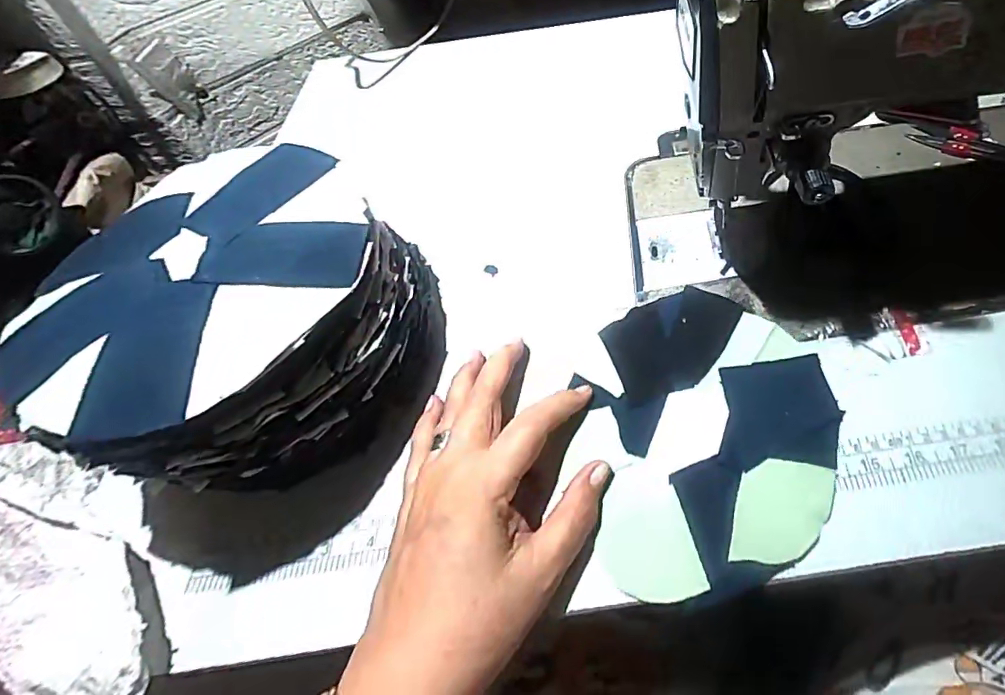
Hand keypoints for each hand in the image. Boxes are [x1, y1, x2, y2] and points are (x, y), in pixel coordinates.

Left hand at [340, 342, 608, 694]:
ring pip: (445, 422)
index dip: (560, 404)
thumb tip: (600, 468)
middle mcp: (449, 477)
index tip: (585, 392)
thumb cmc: (479, 625)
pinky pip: (420, 450)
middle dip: (498, 372)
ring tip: (476, 356)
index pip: (529, 428)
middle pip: (477, 409)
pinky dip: (429, 422)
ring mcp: (423, 491)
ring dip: (463, 386)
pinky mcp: (409, 509)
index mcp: (483, 486)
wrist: (404, 678)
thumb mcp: (541, 573)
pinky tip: (433, 406)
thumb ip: (575, 515)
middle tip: (516, 342)